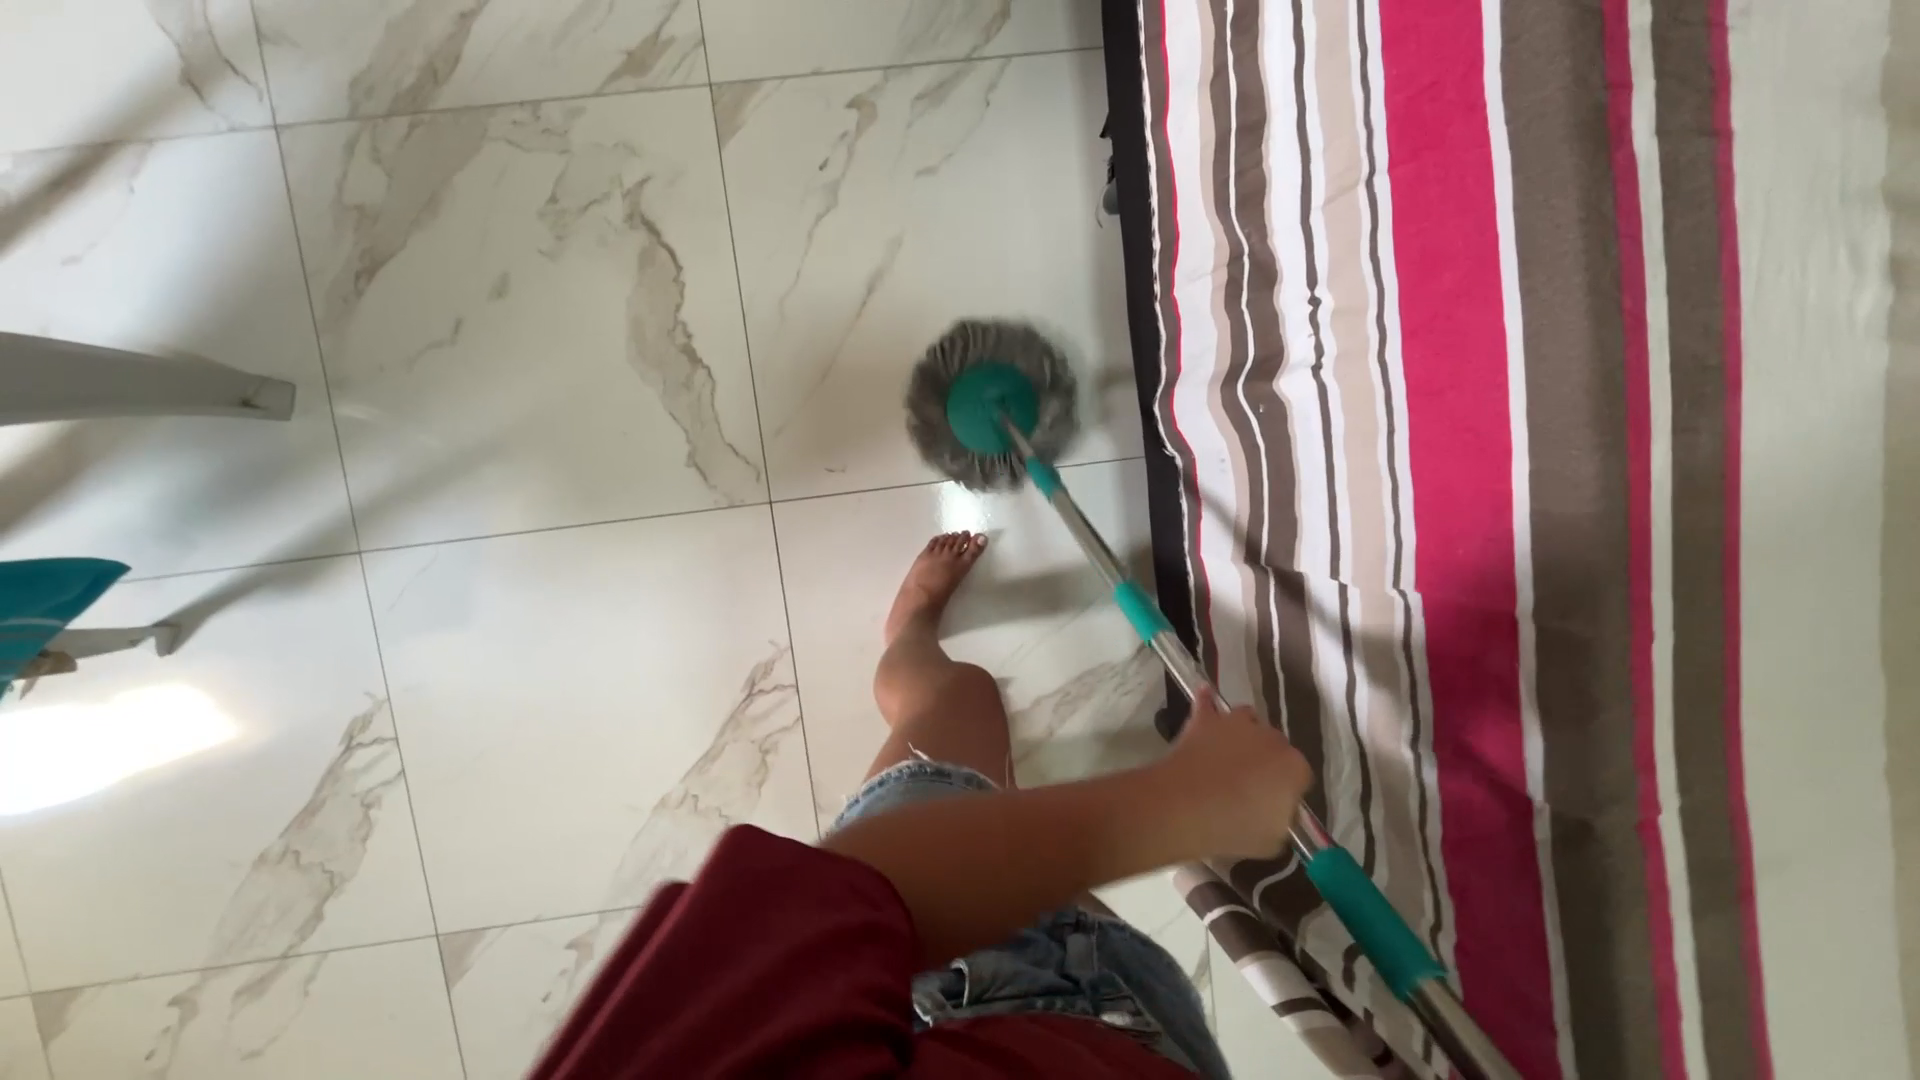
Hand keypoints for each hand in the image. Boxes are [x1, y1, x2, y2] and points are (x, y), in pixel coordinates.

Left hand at [1152, 694, 1312, 859]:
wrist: (1184, 805)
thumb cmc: (1233, 827)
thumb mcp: (1273, 841)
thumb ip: (1281, 821)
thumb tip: (1275, 812)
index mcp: (1294, 767)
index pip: (1299, 776)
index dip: (1286, 791)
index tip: (1271, 805)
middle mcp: (1270, 737)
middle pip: (1275, 747)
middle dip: (1266, 762)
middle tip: (1246, 786)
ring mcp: (1236, 723)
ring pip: (1248, 721)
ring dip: (1243, 733)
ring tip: (1229, 754)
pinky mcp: (1205, 719)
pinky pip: (1208, 703)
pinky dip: (1207, 701)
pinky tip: (1205, 695)